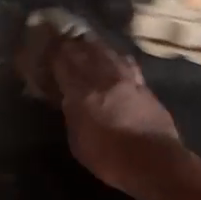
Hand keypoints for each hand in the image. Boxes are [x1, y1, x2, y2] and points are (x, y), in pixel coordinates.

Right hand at [52, 37, 186, 197]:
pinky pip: (127, 64)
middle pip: (85, 53)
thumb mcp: (79, 142)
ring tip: (87, 42)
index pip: (63, 64)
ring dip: (95, 46)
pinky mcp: (144, 87)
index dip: (53, 53)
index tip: (45, 46)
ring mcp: (127, 80)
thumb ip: (73, 116)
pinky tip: (116, 56)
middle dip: (72, 45)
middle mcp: (104, 79)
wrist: (155, 161)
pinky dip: (117, 57)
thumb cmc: (111, 160)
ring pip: (108, 54)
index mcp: (82, 93)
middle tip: (63, 39)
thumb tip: (69, 99)